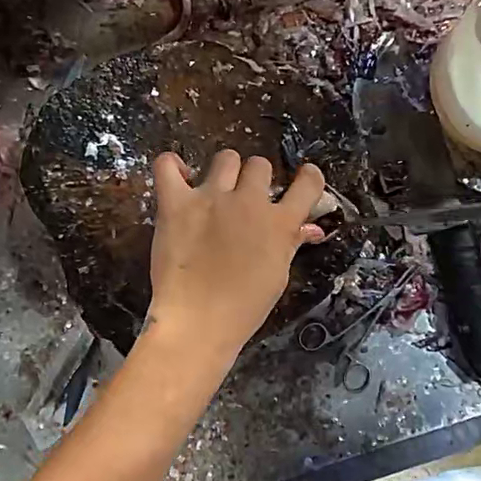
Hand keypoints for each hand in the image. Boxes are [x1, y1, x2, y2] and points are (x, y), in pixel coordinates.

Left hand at [146, 149, 326, 355]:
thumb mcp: (278, 275)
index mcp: (280, 223)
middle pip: (260, 166)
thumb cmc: (245, 306)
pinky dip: (173, 166)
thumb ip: (292, 243)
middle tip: (247, 200)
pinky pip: (168, 166)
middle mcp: (249, 202)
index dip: (309, 178)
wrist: (199, 321)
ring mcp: (211, 199)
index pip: (308, 184)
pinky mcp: (176, 203)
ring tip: (218, 190)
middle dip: (257, 178)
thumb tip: (311, 228)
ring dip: (226, 170)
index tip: (303, 179)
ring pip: (226, 159)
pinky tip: (179, 177)